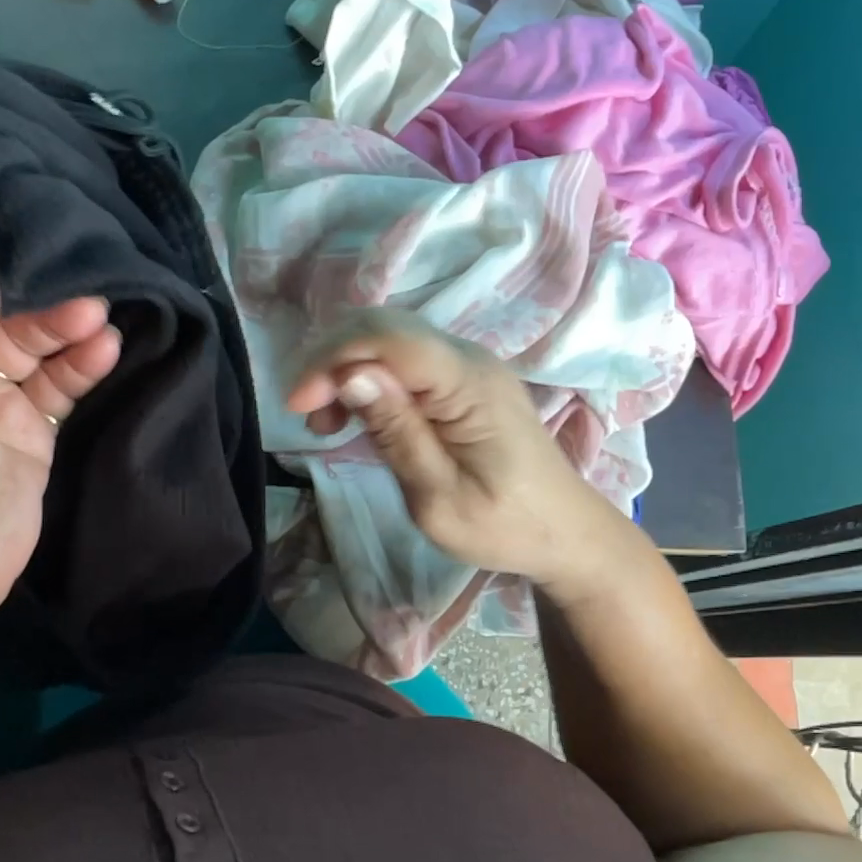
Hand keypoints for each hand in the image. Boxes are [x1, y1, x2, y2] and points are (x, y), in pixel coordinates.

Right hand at [286, 308, 622, 587]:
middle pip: (386, 328)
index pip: (389, 339)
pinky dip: (371, 380)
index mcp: (470, 384)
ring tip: (326, 422)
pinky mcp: (466, 382)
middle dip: (333, 360)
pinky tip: (357, 415)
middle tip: (306, 415)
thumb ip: (397, 433)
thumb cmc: (504, 527)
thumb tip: (351, 374)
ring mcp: (471, 366)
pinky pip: (407, 361)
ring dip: (347, 369)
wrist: (565, 533)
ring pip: (391, 340)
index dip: (333, 359)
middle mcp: (471, 359)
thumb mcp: (439, 497)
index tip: (296, 404)